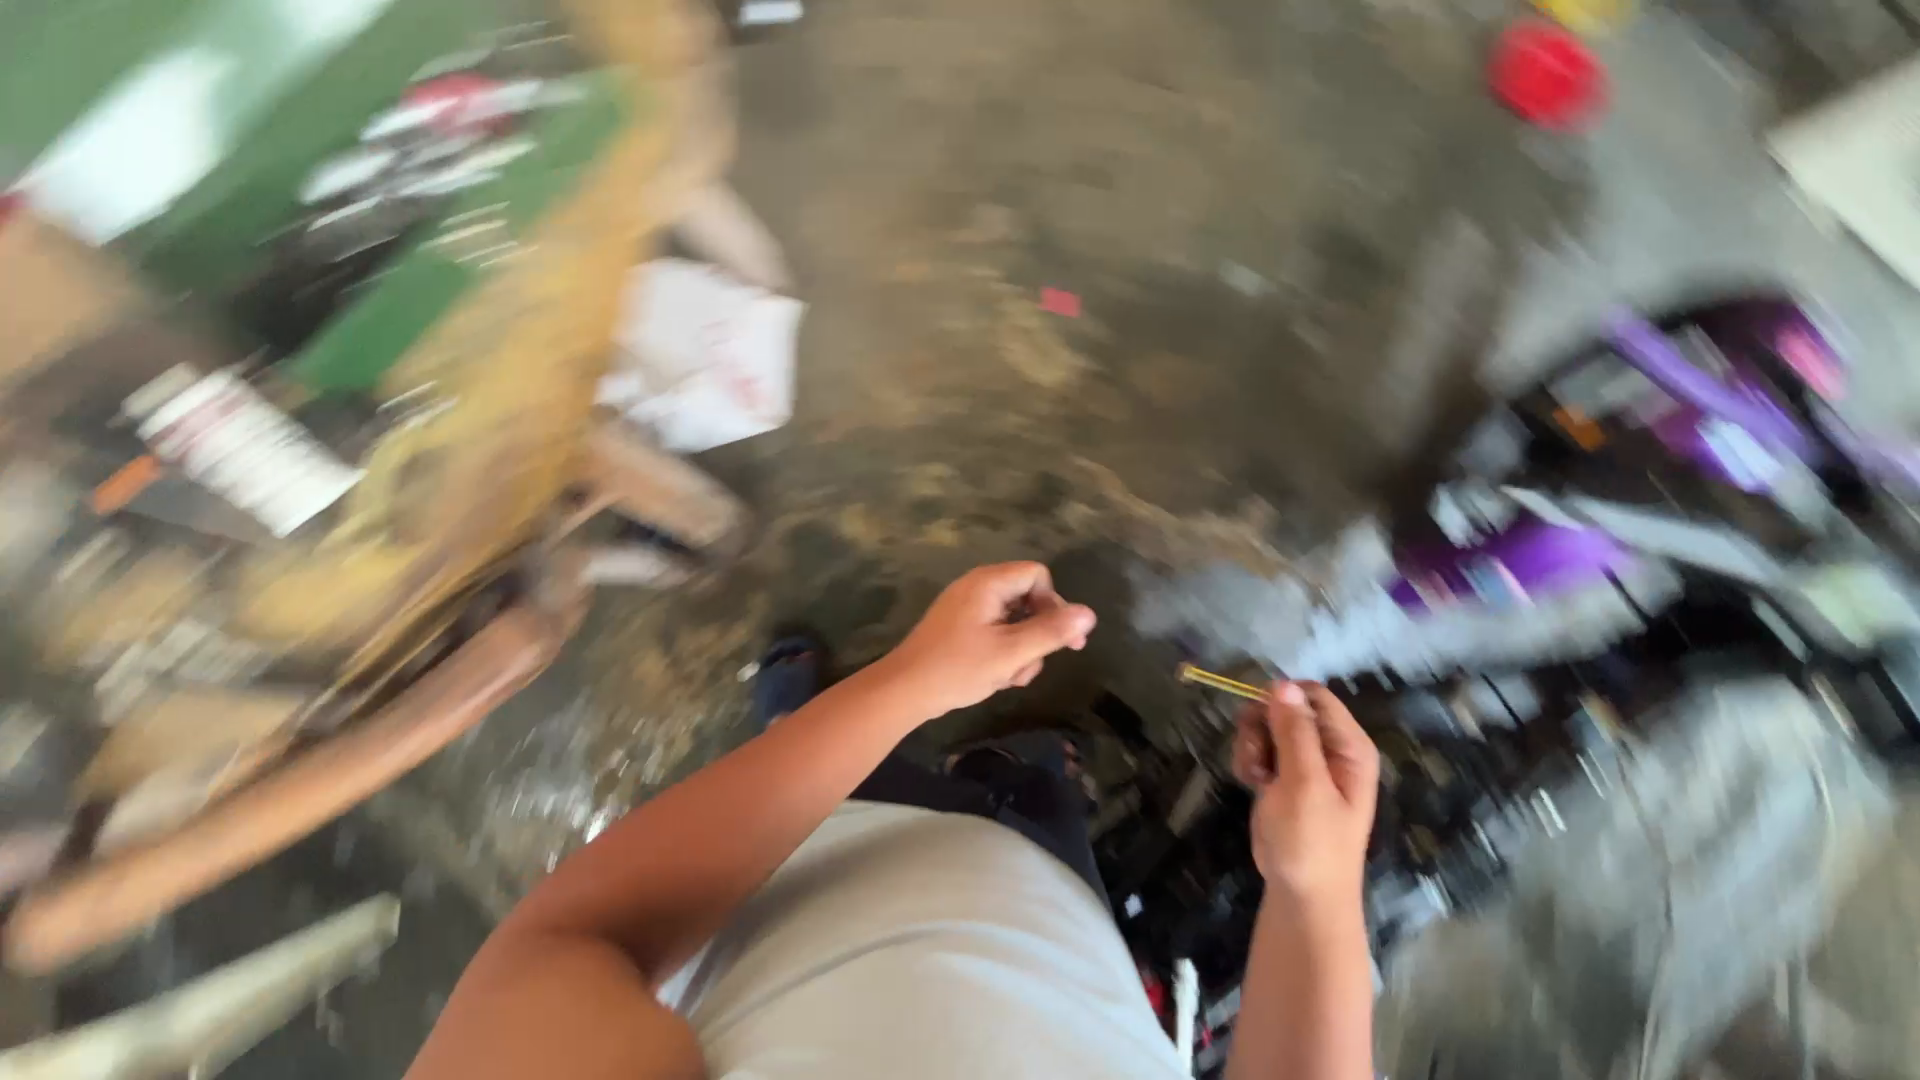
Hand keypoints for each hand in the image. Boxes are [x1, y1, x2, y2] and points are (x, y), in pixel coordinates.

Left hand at [878, 562, 1095, 719]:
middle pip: (1027, 598)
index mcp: (988, 583)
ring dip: (1020, 650)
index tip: (1063, 639)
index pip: (1038, 576)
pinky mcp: (958, 627)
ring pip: (1013, 620)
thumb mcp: (1012, 652)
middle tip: (1032, 666)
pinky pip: (994, 631)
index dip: (1055, 605)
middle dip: (1036, 635)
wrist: (904, 691)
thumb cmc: (958, 668)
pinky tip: (995, 677)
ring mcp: (965, 607)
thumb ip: (1051, 631)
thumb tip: (1089, 614)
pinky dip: (1002, 652)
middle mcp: (976, 587)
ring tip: (1009, 678)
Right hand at [1231, 681, 1379, 906]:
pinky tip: (1251, 783)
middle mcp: (1330, 749)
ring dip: (1252, 745)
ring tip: (1254, 775)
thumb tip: (1282, 683)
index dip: (1282, 700)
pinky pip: (1261, 749)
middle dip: (1262, 725)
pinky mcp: (1285, 777)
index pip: (1314, 697)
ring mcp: (1307, 763)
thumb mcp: (1304, 784)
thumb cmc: (1311, 842)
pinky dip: (1250, 760)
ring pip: (1268, 727)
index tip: (1258, 720)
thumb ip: (1294, 732)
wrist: (1301, 895)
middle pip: (1286, 708)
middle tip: (1255, 754)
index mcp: (1348, 746)